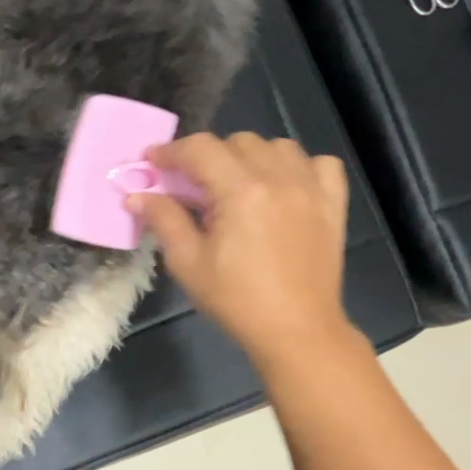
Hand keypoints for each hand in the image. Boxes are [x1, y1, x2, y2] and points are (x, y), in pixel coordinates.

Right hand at [130, 133, 356, 364]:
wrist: (295, 327)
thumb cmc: (234, 298)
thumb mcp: (187, 262)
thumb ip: (163, 220)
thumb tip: (137, 195)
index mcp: (241, 192)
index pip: (201, 149)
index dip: (170, 151)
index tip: (151, 162)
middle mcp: (280, 179)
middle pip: (237, 142)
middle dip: (207, 156)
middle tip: (188, 184)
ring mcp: (312, 188)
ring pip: (277, 146)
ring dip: (248, 156)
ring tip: (233, 184)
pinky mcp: (333, 202)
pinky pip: (318, 163)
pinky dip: (294, 165)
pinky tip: (279, 186)